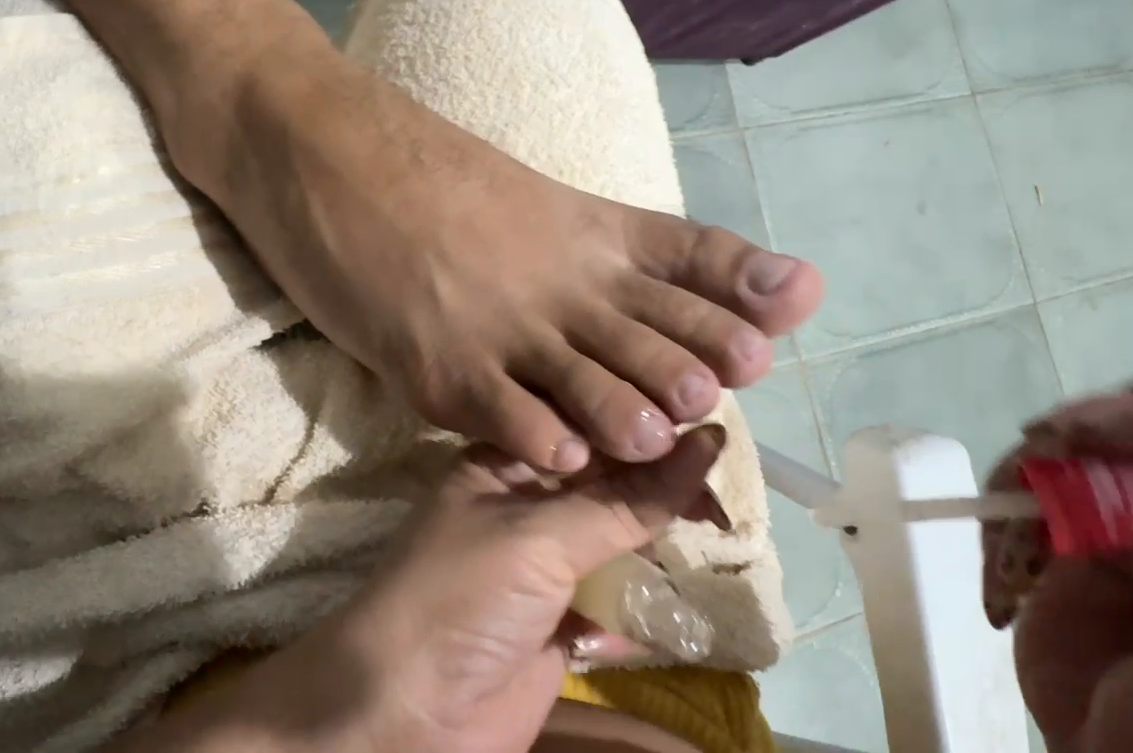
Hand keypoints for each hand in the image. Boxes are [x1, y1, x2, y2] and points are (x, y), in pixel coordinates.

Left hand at [147, 426, 727, 752]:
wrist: (403, 710)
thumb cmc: (461, 596)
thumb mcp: (539, 536)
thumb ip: (622, 500)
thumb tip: (707, 444)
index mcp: (502, 463)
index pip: (585, 425)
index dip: (643, 422)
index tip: (712, 421)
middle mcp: (519, 505)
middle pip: (604, 482)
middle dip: (661, 484)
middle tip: (729, 490)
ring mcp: (534, 568)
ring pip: (610, 540)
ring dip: (655, 541)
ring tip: (718, 535)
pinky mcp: (548, 628)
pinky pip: (604, 602)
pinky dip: (632, 605)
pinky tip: (658, 605)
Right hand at [170, 11, 821, 473]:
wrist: (318, 145)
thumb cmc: (406, 165)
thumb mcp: (512, 191)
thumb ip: (569, 236)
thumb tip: (605, 279)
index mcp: (581, 224)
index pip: (688, 255)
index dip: (741, 286)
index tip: (782, 310)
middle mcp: (557, 274)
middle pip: (656, 330)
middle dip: (699, 362)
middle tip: (718, 390)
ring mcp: (500, 323)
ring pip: (596, 384)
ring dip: (633, 413)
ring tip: (658, 434)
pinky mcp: (437, 364)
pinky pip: (508, 416)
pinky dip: (542, 441)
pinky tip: (565, 461)